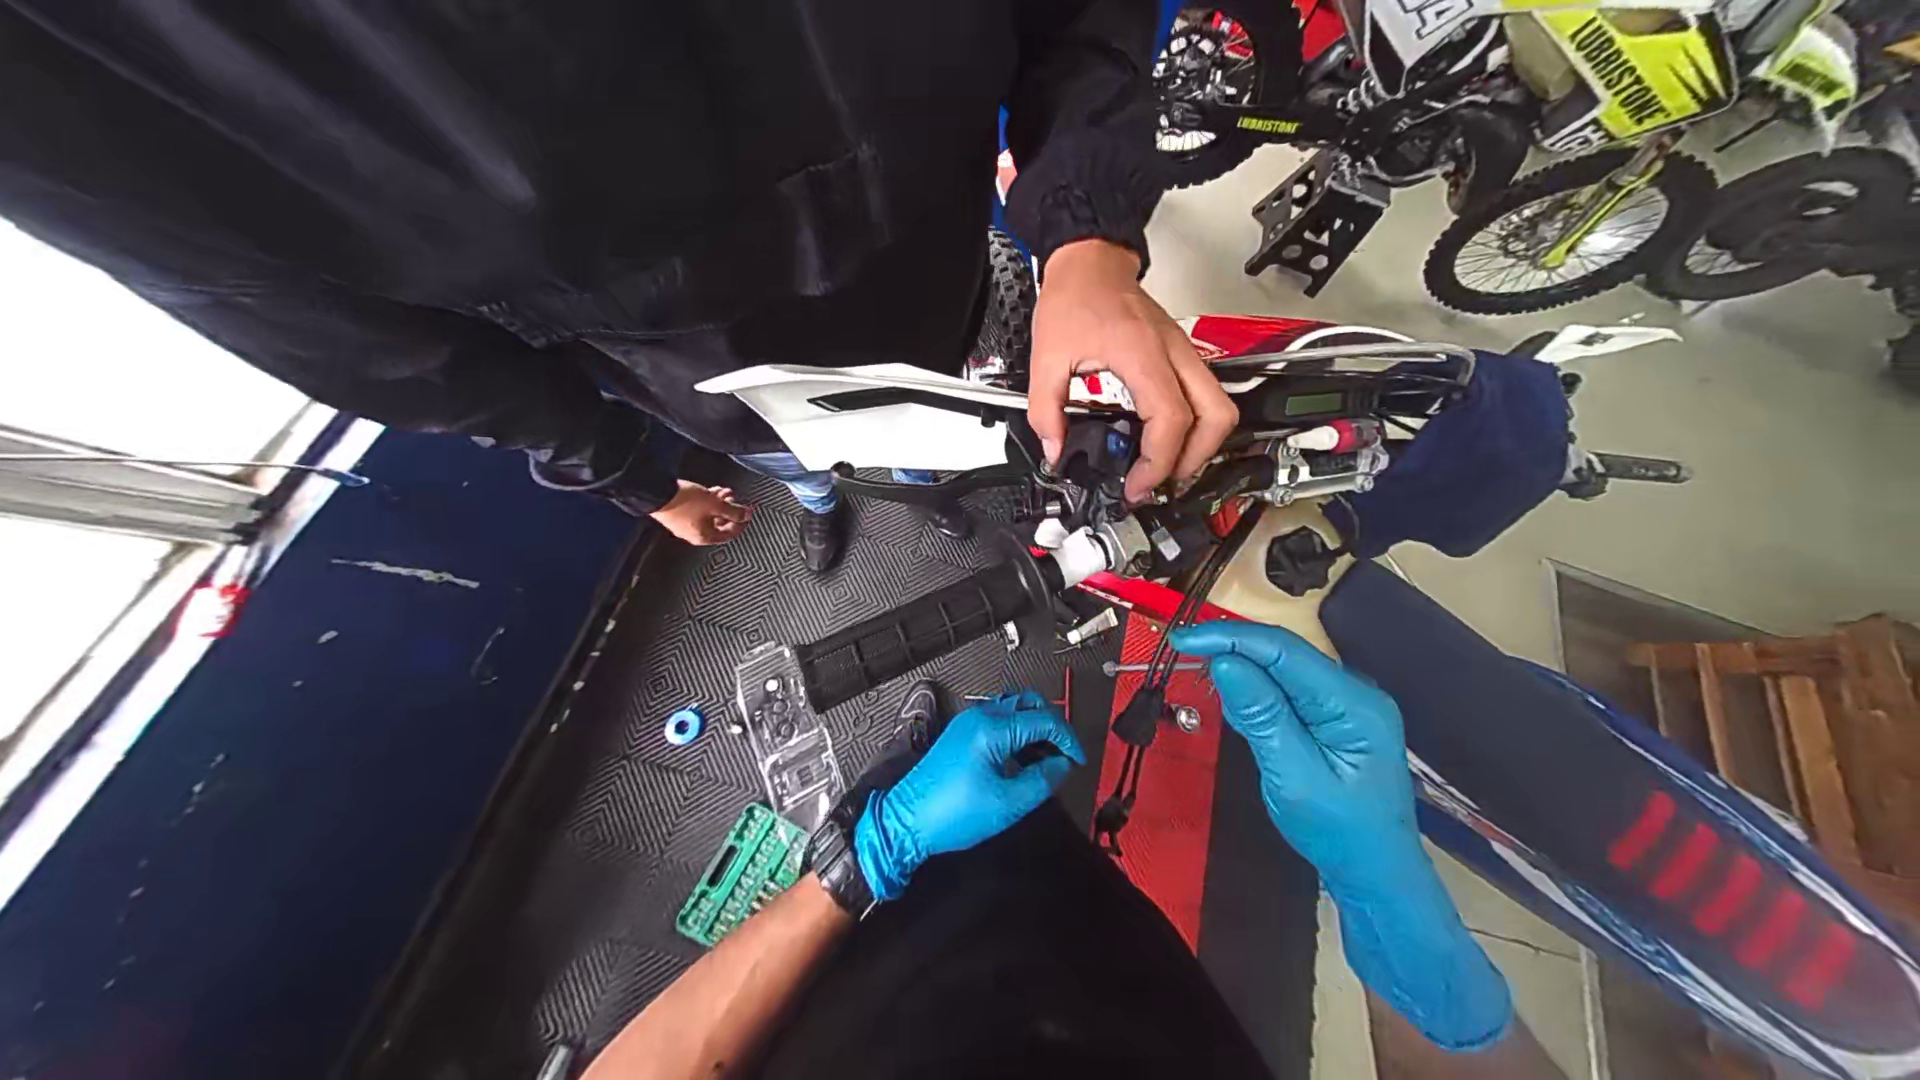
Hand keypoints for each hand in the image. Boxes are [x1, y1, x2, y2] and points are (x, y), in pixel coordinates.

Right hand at [650, 481, 750, 544]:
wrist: (656, 492)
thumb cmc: (684, 502)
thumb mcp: (716, 505)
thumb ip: (734, 511)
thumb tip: (747, 515)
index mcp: (704, 537)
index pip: (729, 534)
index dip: (741, 523)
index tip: (748, 514)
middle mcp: (694, 534)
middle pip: (718, 524)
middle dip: (729, 510)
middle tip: (736, 500)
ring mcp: (684, 524)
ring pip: (708, 515)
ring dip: (719, 504)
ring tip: (726, 492)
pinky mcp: (677, 514)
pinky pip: (697, 510)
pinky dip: (707, 502)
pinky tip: (713, 491)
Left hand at [854, 690, 1084, 900]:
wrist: (909, 821)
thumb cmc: (952, 814)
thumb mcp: (1008, 804)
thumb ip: (1043, 780)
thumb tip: (1062, 765)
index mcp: (992, 729)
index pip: (1044, 720)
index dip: (1068, 740)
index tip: (1077, 760)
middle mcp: (980, 717)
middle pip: (1029, 702)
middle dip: (1053, 725)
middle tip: (1063, 753)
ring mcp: (968, 722)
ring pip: (1014, 708)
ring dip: (1034, 725)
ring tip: (1044, 758)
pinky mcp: (962, 732)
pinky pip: (998, 719)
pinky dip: (1017, 730)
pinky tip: (1021, 757)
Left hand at [1028, 239, 1237, 503]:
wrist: (1090, 262)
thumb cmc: (1074, 297)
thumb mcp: (1046, 358)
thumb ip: (1045, 410)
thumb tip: (1054, 450)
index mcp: (1141, 353)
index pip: (1171, 418)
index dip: (1159, 461)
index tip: (1137, 484)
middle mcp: (1173, 352)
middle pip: (1217, 417)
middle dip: (1194, 460)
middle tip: (1160, 482)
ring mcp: (1184, 352)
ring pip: (1221, 408)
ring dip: (1202, 445)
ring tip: (1167, 468)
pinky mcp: (1181, 355)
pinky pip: (1205, 396)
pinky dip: (1196, 426)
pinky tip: (1166, 440)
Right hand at [1172, 621, 1511, 1051]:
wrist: (1380, 884)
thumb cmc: (1343, 836)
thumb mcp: (1295, 779)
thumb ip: (1262, 716)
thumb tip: (1224, 662)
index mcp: (1353, 702)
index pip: (1282, 651)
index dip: (1228, 638)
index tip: (1179, 639)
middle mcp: (1353, 693)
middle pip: (1282, 652)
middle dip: (1229, 646)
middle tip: (1179, 652)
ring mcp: (1344, 707)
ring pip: (1280, 668)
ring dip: (1238, 666)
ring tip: (1197, 671)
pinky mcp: (1330, 722)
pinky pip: (1283, 690)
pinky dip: (1251, 687)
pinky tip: (1231, 695)